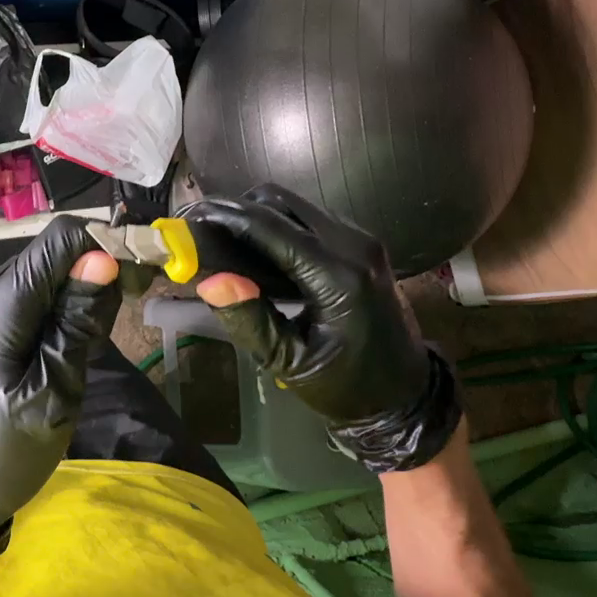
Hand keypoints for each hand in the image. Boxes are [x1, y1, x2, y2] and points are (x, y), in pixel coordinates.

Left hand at [0, 215, 121, 591]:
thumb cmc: (5, 453)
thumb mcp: (55, 393)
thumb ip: (77, 322)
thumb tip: (103, 258)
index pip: (60, 237)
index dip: (104, 247)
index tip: (135, 280)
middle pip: (53, 252)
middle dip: (93, 275)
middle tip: (109, 330)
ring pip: (44, 272)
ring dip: (76, 297)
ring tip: (84, 349)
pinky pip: (29, 294)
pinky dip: (56, 310)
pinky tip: (62, 350)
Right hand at [183, 185, 461, 472]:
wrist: (405, 395)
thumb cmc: (345, 386)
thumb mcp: (290, 363)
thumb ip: (250, 319)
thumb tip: (210, 280)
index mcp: (338, 277)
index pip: (270, 227)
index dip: (225, 217)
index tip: (191, 216)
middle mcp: (353, 245)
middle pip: (280, 201)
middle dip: (237, 210)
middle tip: (203, 232)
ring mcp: (360, 240)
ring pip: (294, 205)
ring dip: (256, 217)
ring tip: (224, 242)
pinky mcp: (360, 243)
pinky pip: (309, 219)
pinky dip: (277, 226)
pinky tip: (257, 252)